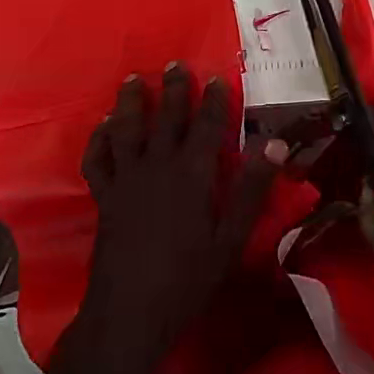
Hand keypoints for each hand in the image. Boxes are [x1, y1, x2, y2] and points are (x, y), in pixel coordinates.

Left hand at [79, 65, 286, 354]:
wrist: (131, 309)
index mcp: (192, 174)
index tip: (216, 77)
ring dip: (130, 102)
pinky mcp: (104, 196)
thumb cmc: (189, 277)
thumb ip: (251, 188)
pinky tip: (102, 127)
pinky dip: (98, 139)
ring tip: (135, 80)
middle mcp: (156, 166)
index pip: (206, 126)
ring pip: (126, 129)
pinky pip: (97, 159)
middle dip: (173, 89)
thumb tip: (276, 144)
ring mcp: (125, 179)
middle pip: (165, 118)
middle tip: (176, 64)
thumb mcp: (231, 237)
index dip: (212, 100)